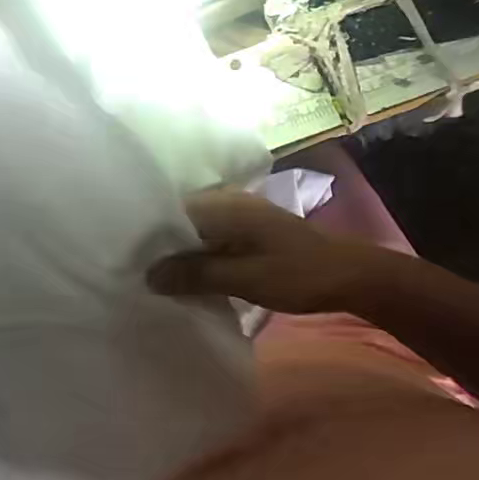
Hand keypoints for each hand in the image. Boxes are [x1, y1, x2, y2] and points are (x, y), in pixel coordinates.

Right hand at [147, 191, 393, 313]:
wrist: (351, 276)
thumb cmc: (297, 274)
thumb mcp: (245, 278)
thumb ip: (196, 275)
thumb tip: (149, 276)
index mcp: (225, 204)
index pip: (173, 209)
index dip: (150, 232)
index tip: (127, 255)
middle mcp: (228, 200)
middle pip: (182, 219)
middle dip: (162, 244)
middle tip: (135, 270)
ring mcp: (240, 214)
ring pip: (197, 230)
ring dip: (181, 251)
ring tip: (155, 276)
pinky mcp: (249, 230)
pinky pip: (212, 237)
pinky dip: (199, 254)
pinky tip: (189, 275)